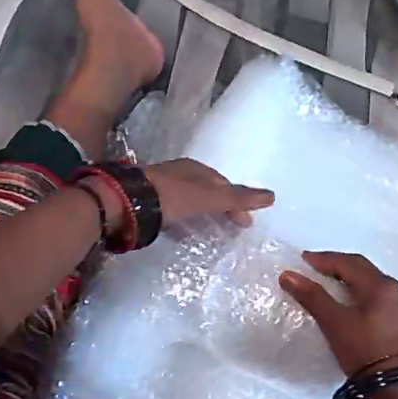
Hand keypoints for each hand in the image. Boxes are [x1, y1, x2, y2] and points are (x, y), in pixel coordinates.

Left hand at [145, 158, 274, 229]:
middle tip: (230, 226)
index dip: (237, 201)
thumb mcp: (208, 197)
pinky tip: (180, 229)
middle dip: (219, 205)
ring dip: (199, 212)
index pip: (222, 183)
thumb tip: (271, 196)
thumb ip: (236, 198)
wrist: (125, 202)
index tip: (246, 222)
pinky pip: (169, 209)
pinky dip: (181, 218)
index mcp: (195, 168)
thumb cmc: (171, 197)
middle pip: (204, 189)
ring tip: (207, 229)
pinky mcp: (144, 201)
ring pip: (186, 198)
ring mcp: (158, 186)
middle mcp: (177, 172)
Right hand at [279, 251, 397, 376]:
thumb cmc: (362, 349)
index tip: (303, 259)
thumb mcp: (334, 321)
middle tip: (313, 266)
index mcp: (380, 285)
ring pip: (369, 281)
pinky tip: (345, 298)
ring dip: (347, 276)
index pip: (349, 263)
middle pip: (361, 268)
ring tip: (326, 279)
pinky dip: (356, 289)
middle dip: (336, 264)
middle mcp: (393, 288)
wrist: (391, 386)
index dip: (324, 259)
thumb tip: (287, 275)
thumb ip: (312, 296)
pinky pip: (374, 294)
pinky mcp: (397, 318)